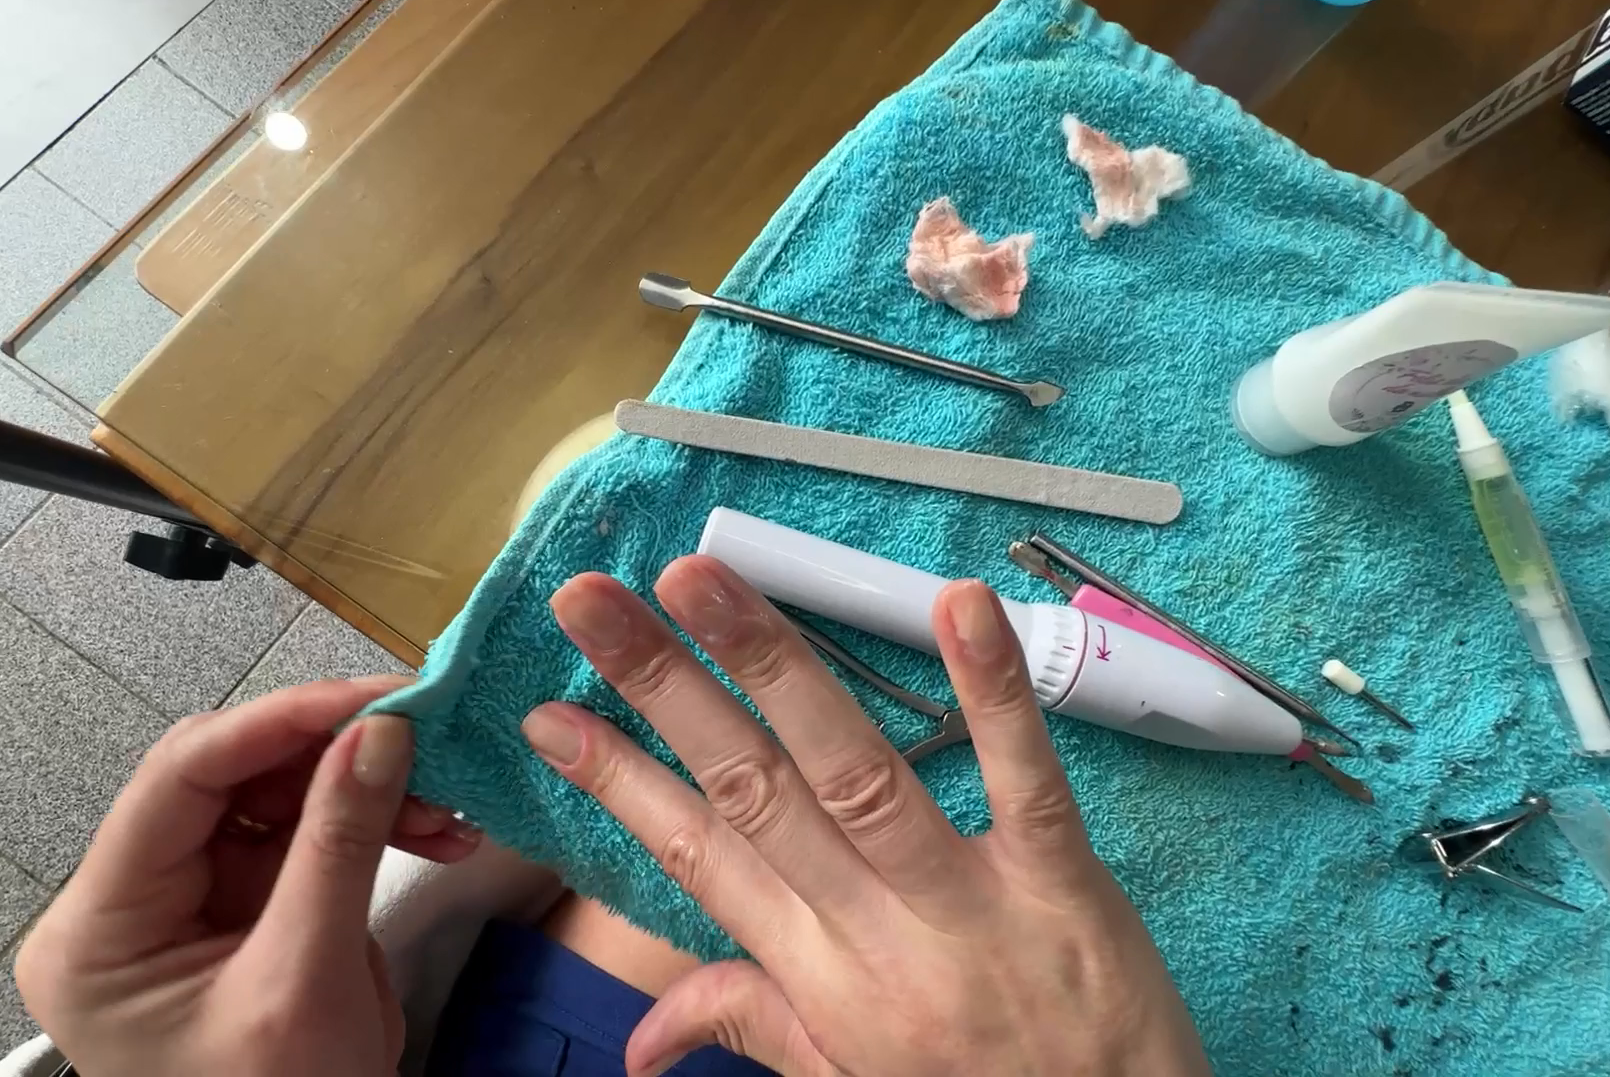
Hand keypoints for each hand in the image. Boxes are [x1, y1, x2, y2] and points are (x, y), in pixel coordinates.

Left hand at [16, 676, 479, 1076]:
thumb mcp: (307, 975)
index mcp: (107, 921)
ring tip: (451, 806)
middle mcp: (146, 888)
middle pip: (243, 769)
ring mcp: (209, 886)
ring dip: (380, 786)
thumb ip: (342, 844)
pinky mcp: (266, 891)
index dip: (283, 719)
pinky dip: (389, 818)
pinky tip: (443, 834)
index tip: (383, 698)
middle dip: (343, 751)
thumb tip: (384, 728)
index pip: (183, 775)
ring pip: (295, 786)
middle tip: (429, 738)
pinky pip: (328, 823)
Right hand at [523, 558, 1209, 1076]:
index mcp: (813, 968)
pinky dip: (989, 690)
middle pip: (749, 786)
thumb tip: (642, 1040)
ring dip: (771, 664)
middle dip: (662, 685)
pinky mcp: (1061, 885)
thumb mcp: (842, 1076)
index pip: (693, 854)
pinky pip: (1021, 781)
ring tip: (701, 582)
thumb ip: (750, 1023)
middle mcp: (868, 930)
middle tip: (596, 601)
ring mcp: (963, 903)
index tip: (549, 712)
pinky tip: (957, 603)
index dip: (616, 780)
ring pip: (851, 770)